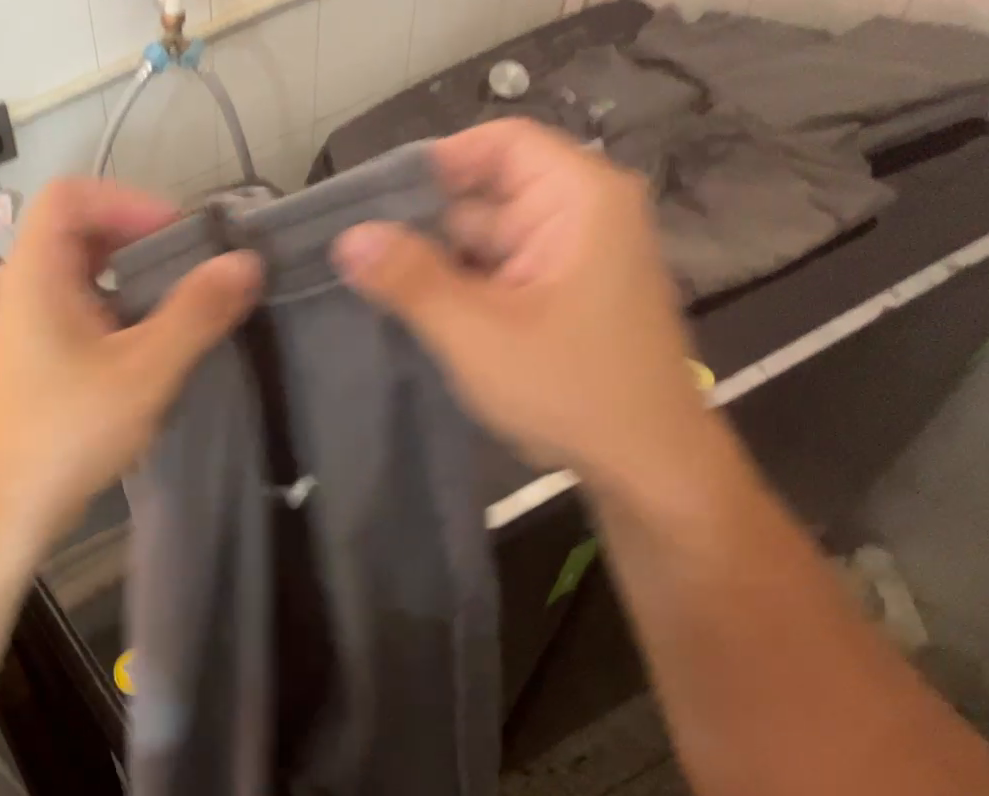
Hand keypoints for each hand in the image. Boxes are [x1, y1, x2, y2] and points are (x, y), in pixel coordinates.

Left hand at [0, 178, 261, 546]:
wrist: (12, 507)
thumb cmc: (69, 433)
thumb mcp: (144, 371)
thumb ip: (197, 312)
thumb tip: (245, 263)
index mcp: (33, 274)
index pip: (70, 195)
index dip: (127, 201)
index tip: (176, 238)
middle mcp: (19, 292)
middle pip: (77, 234)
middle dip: (138, 244)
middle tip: (189, 274)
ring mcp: (21, 329)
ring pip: (79, 280)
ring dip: (130, 287)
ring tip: (177, 315)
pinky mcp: (31, 363)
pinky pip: (75, 317)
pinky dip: (113, 319)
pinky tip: (148, 355)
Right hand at [333, 119, 714, 492]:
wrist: (641, 459)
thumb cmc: (567, 387)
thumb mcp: (475, 332)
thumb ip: (410, 280)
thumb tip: (347, 238)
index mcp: (577, 199)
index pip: (496, 144)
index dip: (430, 165)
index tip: (366, 204)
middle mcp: (578, 215)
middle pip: (484, 194)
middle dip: (419, 224)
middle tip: (349, 256)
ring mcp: (568, 258)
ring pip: (483, 240)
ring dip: (430, 264)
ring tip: (363, 286)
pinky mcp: (557, 296)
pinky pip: (494, 274)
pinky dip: (453, 290)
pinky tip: (407, 313)